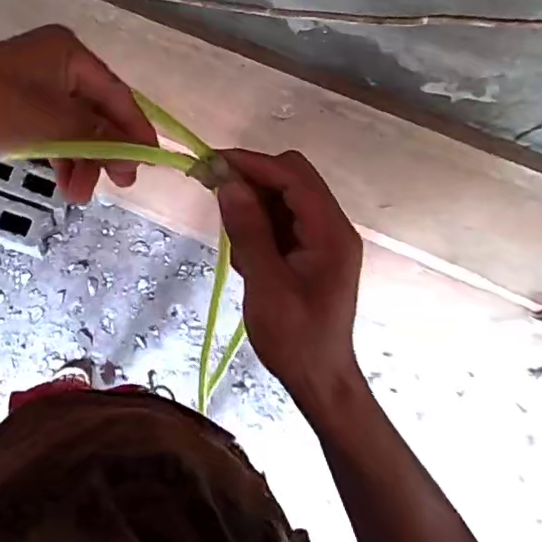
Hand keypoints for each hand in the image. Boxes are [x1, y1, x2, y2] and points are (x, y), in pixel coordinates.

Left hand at [0, 26, 158, 201]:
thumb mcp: (51, 123)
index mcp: (67, 51)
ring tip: (77, 194)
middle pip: (94, 111)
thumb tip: (137, 152)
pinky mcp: (15, 103)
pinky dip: (58, 154)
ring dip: (80, 159)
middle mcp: (54, 60)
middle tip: (117, 185)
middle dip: (104, 151)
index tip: (150, 164)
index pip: (115, 93)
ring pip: (71, 125)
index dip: (135, 129)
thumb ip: (98, 136)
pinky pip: (49, 129)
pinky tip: (62, 180)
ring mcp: (33, 82)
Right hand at [214, 149, 366, 403]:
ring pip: (284, 194)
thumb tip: (228, 182)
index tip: (210, 162)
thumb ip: (249, 230)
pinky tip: (242, 249)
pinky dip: (257, 220)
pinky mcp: (309, 249)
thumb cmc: (295, 338)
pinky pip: (280, 216)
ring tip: (227, 229)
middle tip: (210, 185)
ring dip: (252, 198)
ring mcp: (322, 237)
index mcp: (330, 234)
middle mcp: (331, 227)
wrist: (319, 380)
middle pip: (292, 177)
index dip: (252, 163)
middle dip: (251, 175)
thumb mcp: (266, 285)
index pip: (293, 177)